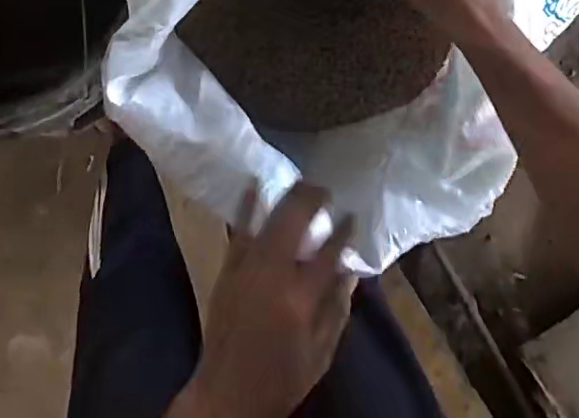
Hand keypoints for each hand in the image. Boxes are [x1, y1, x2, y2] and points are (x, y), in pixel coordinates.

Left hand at [169, 183, 355, 417]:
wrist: (226, 395)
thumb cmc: (280, 379)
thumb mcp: (320, 355)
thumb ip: (337, 310)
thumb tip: (350, 270)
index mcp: (302, 299)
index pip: (329, 252)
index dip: (342, 230)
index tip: (351, 214)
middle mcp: (274, 274)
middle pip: (296, 222)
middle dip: (313, 200)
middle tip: (326, 190)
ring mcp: (248, 267)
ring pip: (271, 219)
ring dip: (288, 197)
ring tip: (303, 182)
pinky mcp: (229, 267)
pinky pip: (239, 229)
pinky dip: (247, 205)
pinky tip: (254, 183)